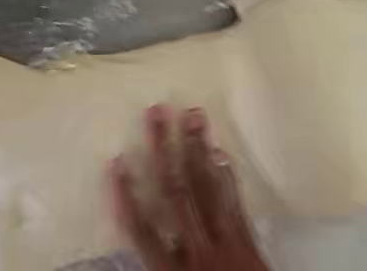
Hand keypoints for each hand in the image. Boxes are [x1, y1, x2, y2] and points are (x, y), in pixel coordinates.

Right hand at [110, 105, 269, 270]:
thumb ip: (160, 264)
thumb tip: (137, 227)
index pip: (142, 230)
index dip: (127, 195)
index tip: (116, 160)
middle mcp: (197, 252)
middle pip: (175, 192)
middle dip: (164, 149)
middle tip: (157, 111)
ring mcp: (226, 243)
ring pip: (207, 188)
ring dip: (198, 149)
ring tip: (192, 114)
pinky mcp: (249, 242)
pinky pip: (235, 203)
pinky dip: (226, 176)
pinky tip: (220, 150)